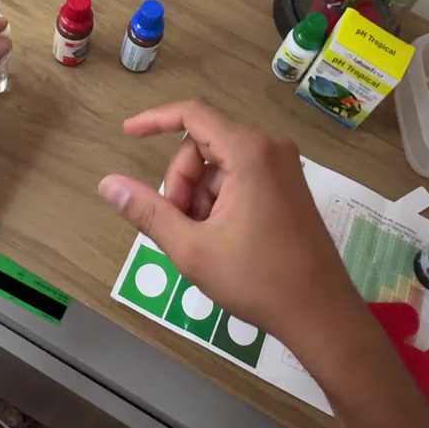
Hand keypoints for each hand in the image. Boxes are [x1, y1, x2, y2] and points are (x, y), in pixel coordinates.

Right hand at [98, 100, 365, 347]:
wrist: (322, 312)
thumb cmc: (257, 279)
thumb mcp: (192, 248)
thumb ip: (148, 211)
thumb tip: (107, 183)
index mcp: (249, 151)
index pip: (193, 114)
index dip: (155, 120)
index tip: (126, 133)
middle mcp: (269, 147)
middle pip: (203, 144)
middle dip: (182, 182)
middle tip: (179, 226)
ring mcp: (282, 165)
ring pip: (219, 164)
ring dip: (200, 196)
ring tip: (204, 240)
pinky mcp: (287, 184)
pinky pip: (240, 175)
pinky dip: (220, 199)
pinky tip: (221, 237)